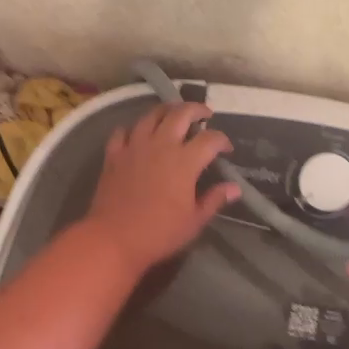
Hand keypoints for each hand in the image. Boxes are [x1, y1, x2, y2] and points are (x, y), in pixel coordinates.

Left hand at [82, 102, 239, 271]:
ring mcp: (134, 147)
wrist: (114, 238)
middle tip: (204, 115)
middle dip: (197, 109)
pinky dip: (134, 128)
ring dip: (166, 110)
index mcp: (184, 161)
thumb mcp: (194, 221)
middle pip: (181, 114)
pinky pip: (123, 131)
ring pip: (151, 115)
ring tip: (174, 115)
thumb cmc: (160, 233)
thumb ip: (214, 199)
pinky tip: (138, 134)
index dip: (222, 140)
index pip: (210, 139)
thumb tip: (234, 188)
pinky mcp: (114, 155)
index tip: (227, 149)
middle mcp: (161, 145)